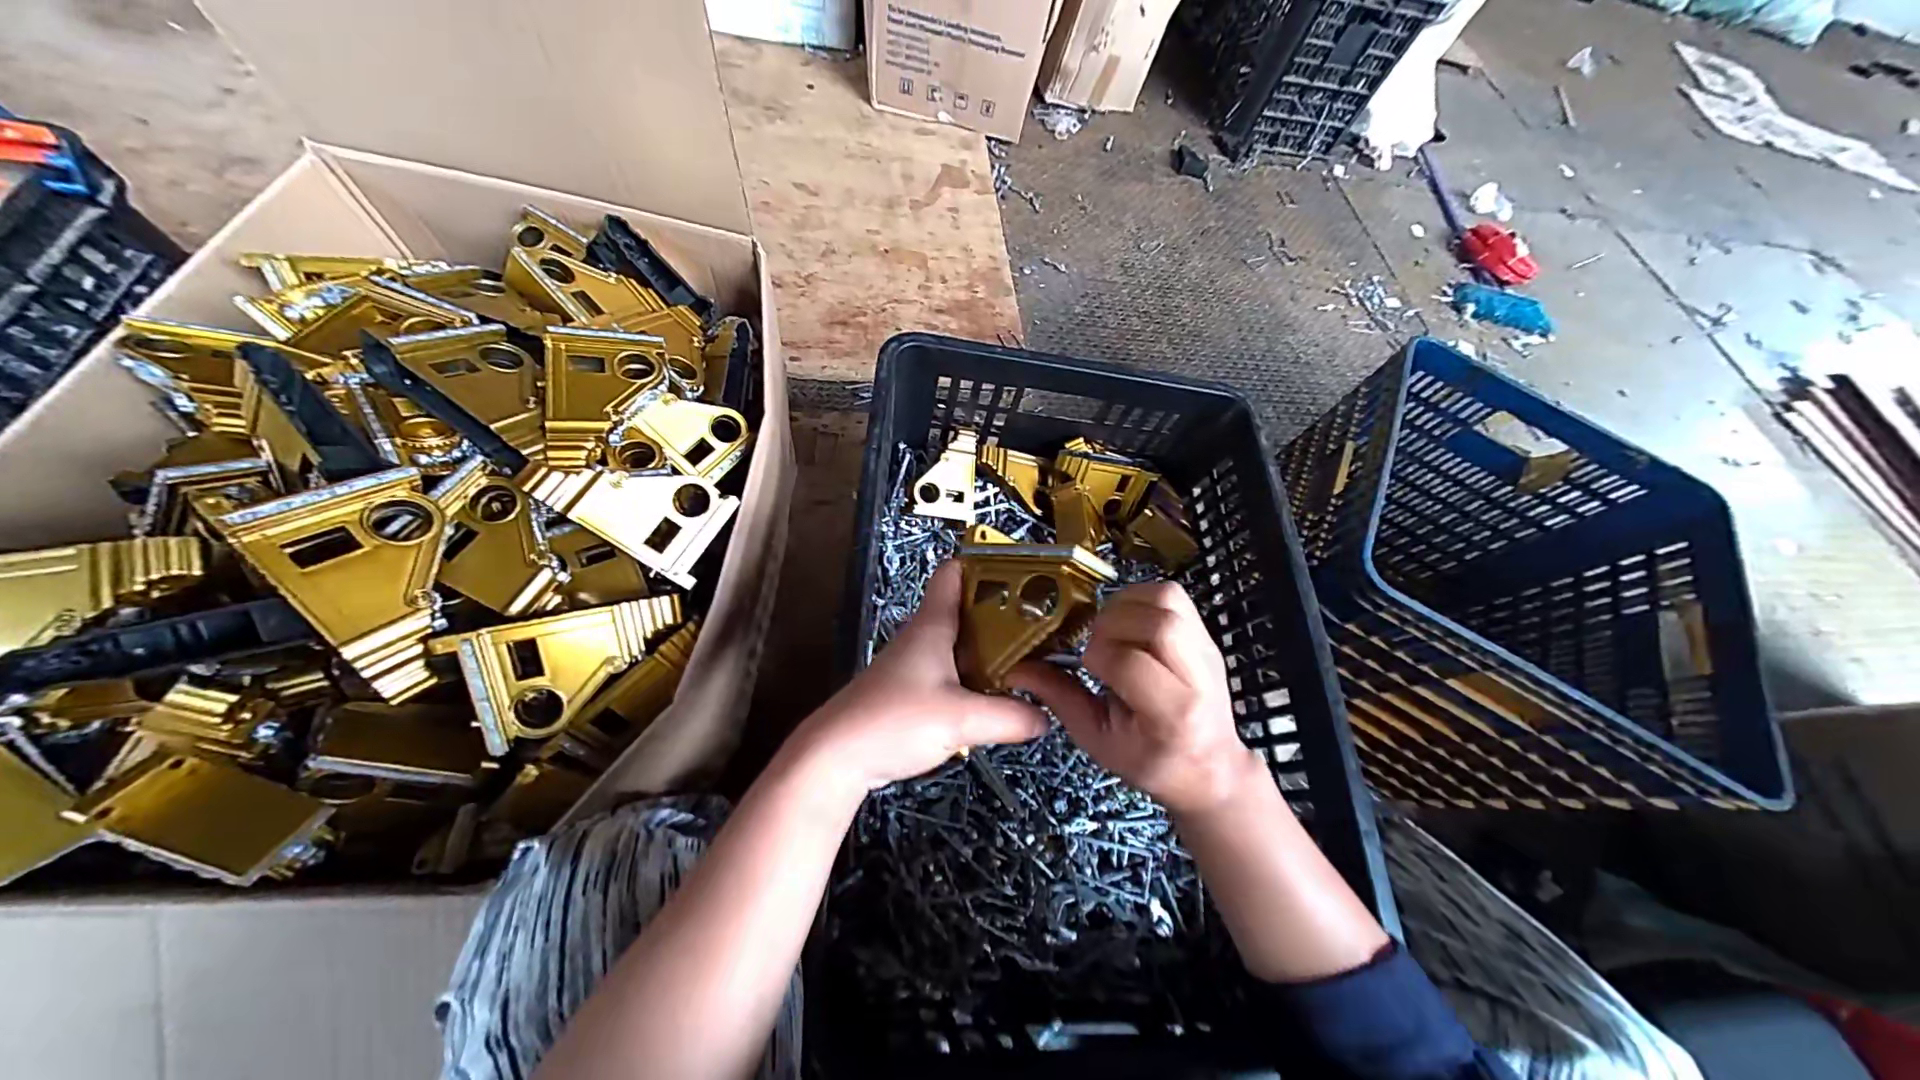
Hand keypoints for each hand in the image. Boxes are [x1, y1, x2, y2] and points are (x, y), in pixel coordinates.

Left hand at [790, 561, 1047, 794]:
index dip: (987, 567)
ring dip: (991, 650)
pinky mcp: (910, 692)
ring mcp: (914, 665)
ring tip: (1028, 663)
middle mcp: (922, 638)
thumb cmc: (893, 721)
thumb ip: (1009, 717)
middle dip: (1003, 614)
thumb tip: (1045, 718)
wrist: (836, 756)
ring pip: (960, 645)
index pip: (954, 574)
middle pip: (966, 610)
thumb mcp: (961, 720)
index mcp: (932, 626)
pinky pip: (951, 673)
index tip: (1025, 577)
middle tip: (1041, 628)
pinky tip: (993, 697)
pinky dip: (974, 677)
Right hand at [1010, 582, 1262, 816]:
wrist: (1209, 766)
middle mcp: (1199, 674)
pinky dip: (1140, 598)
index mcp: (1173, 713)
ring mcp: (1206, 649)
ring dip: (1126, 604)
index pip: (1133, 663)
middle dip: (1112, 624)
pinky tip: (1125, 622)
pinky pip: (1173, 595)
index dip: (1099, 657)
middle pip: (1158, 622)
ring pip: (1167, 598)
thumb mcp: (1099, 741)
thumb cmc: (1152, 761)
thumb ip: (1061, 700)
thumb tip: (1018, 670)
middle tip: (1095, 643)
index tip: (1087, 668)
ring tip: (1109, 628)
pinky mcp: (1205, 634)